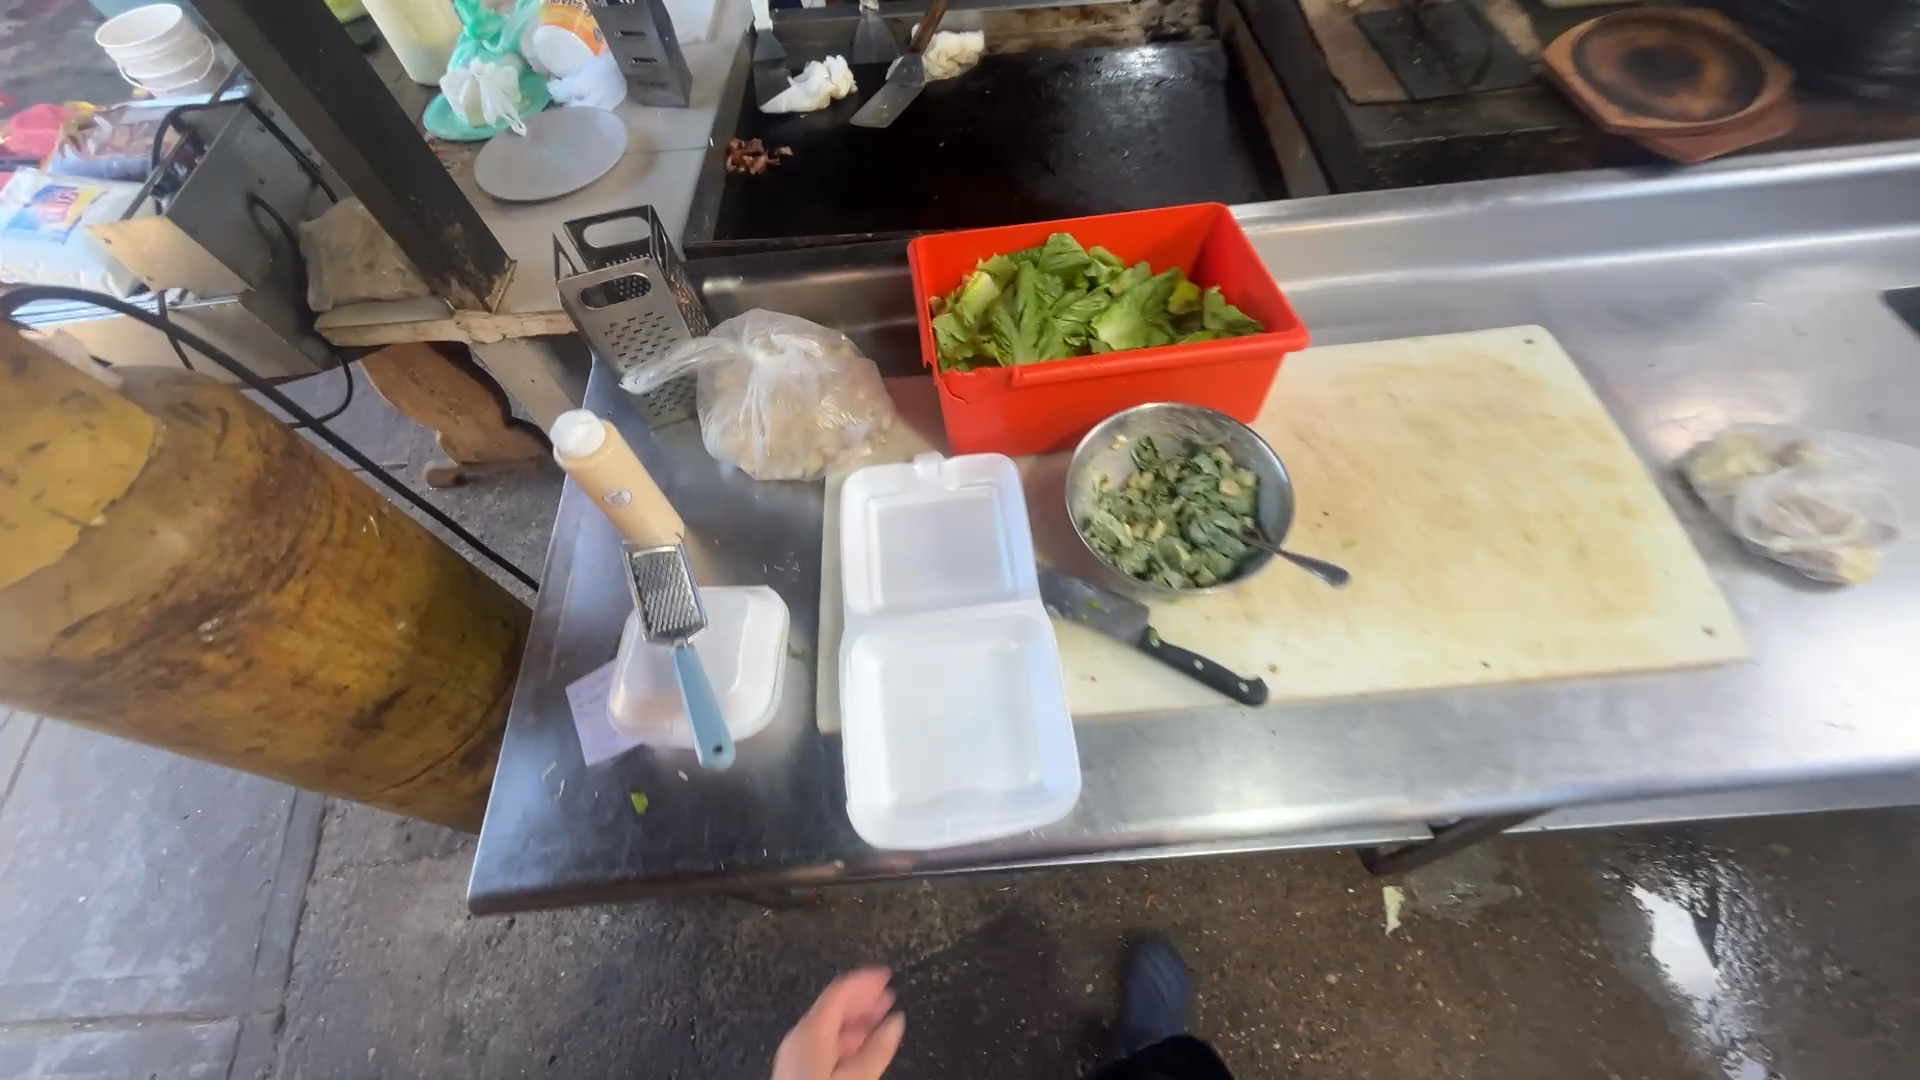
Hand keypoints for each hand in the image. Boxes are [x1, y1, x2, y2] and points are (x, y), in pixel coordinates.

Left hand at [772, 967, 906, 1079]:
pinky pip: (823, 1043)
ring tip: (879, 1023)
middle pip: (834, 1006)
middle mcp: (799, 1037)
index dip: (866, 980)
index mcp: (811, 1031)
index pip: (840, 990)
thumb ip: (877, 1049)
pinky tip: (860, 1052)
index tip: (887, 976)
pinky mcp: (795, 1072)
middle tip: (888, 996)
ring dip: (856, 1021)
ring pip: (829, 1026)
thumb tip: (897, 1022)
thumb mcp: (856, 1078)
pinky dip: (845, 1039)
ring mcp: (794, 1056)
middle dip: (863, 999)